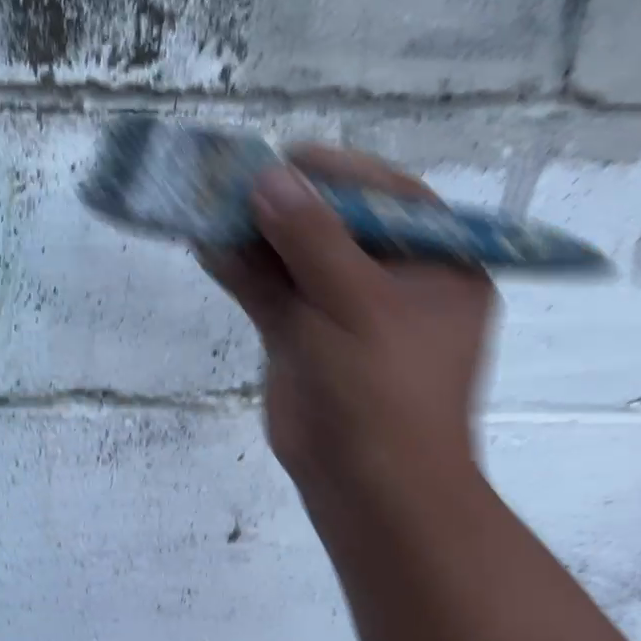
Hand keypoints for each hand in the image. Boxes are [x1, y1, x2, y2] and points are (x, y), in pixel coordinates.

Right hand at [198, 146, 496, 502]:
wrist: (368, 483)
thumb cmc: (383, 390)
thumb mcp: (354, 304)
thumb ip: (310, 238)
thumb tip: (268, 177)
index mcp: (435, 266)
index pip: (390, 199)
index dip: (338, 173)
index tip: (285, 157)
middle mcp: (390, 280)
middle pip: (332, 223)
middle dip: (282, 203)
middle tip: (230, 180)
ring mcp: (342, 308)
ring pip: (292, 256)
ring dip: (251, 234)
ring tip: (205, 207)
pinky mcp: (302, 334)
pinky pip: (268, 289)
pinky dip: (238, 269)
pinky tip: (204, 247)